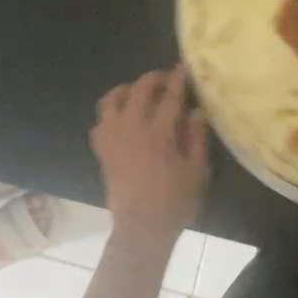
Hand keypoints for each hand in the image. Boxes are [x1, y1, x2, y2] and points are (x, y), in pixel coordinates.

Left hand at [91, 66, 208, 240]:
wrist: (141, 229)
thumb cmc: (175, 203)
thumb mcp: (196, 171)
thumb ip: (196, 138)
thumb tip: (197, 111)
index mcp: (158, 133)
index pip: (170, 97)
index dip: (178, 80)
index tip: (184, 68)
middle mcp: (131, 129)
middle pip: (139, 91)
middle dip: (152, 79)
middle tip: (165, 79)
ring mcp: (113, 139)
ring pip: (111, 100)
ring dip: (126, 90)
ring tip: (139, 93)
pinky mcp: (102, 151)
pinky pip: (100, 122)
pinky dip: (110, 113)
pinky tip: (122, 118)